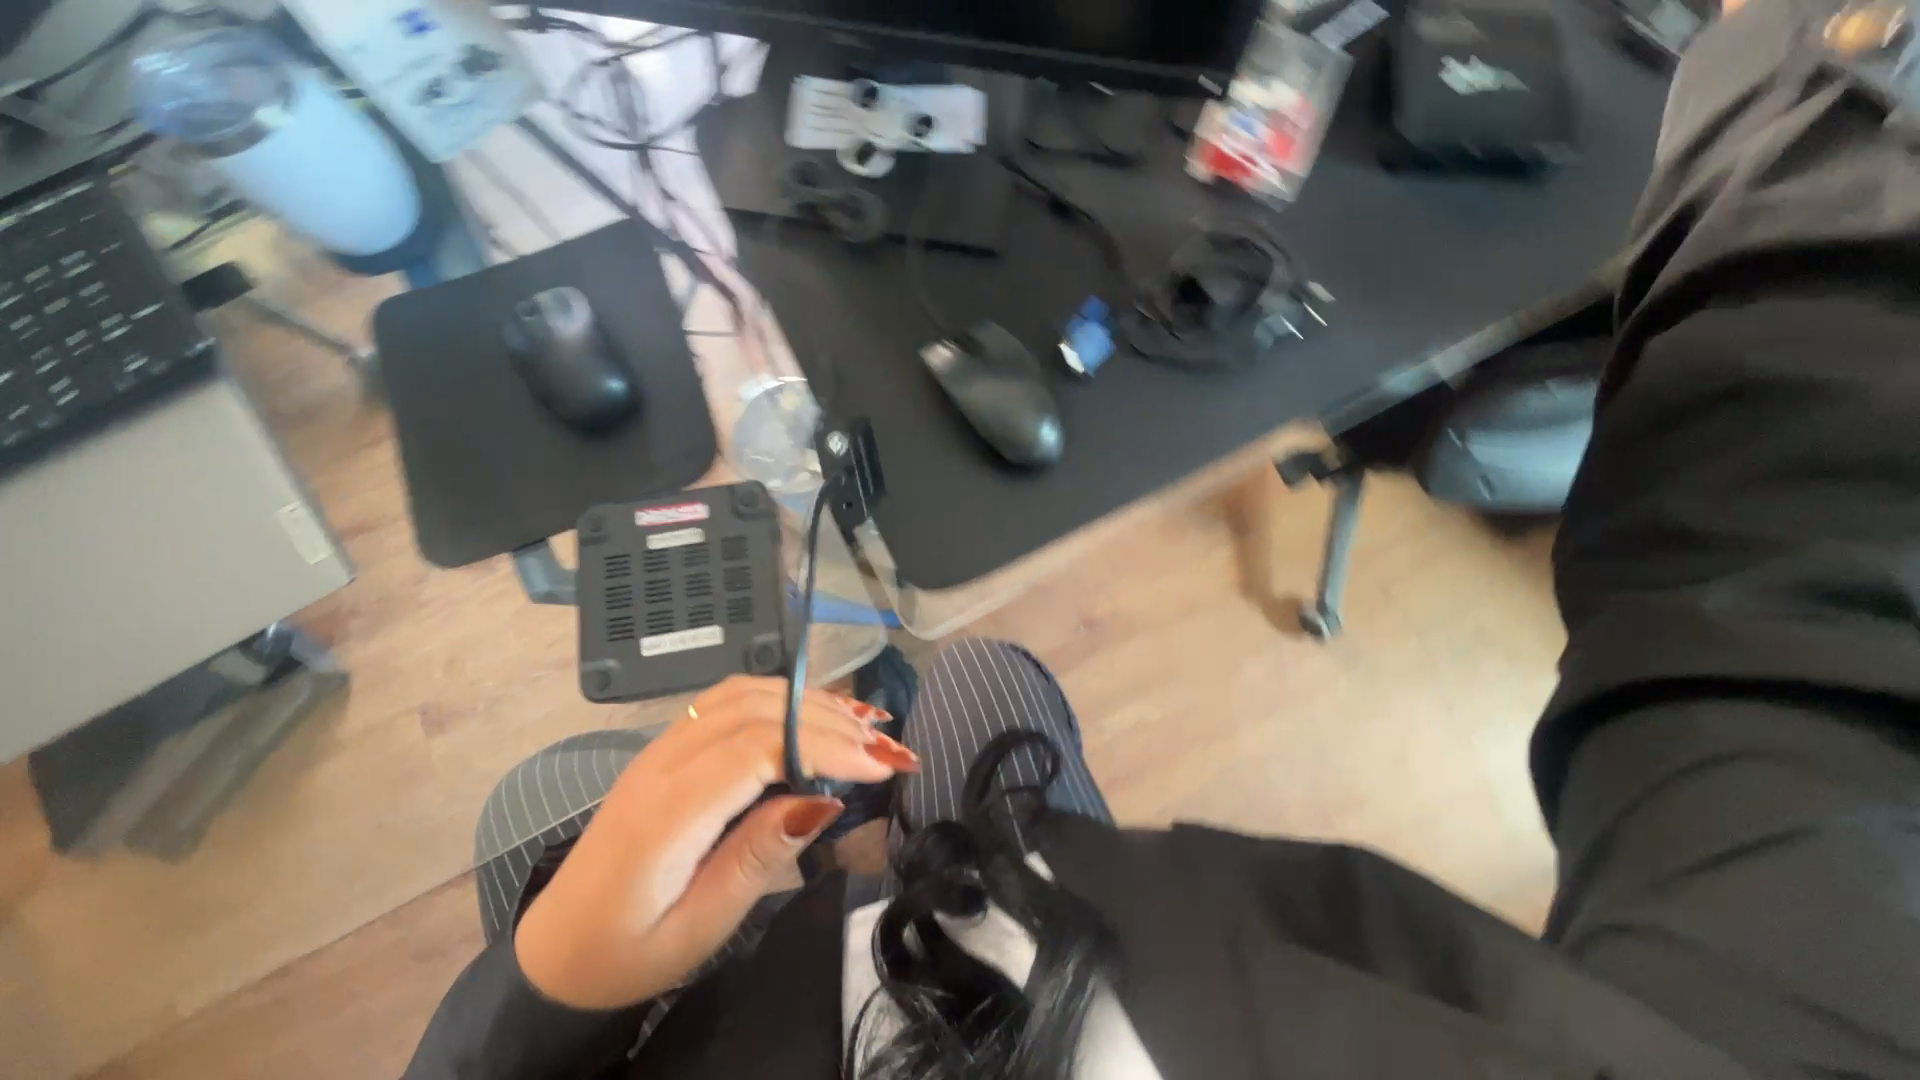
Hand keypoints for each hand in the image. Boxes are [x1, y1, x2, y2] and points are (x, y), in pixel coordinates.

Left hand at [511, 676, 918, 1009]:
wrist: (556, 950)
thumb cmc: (627, 953)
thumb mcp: (700, 926)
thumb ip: (758, 857)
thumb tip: (822, 800)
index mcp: (666, 813)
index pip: (756, 747)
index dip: (824, 747)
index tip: (880, 768)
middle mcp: (662, 763)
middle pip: (755, 710)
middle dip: (831, 721)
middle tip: (890, 747)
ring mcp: (662, 748)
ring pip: (744, 694)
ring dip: (809, 702)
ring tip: (866, 726)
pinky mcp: (668, 749)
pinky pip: (728, 703)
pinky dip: (780, 700)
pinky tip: (816, 714)